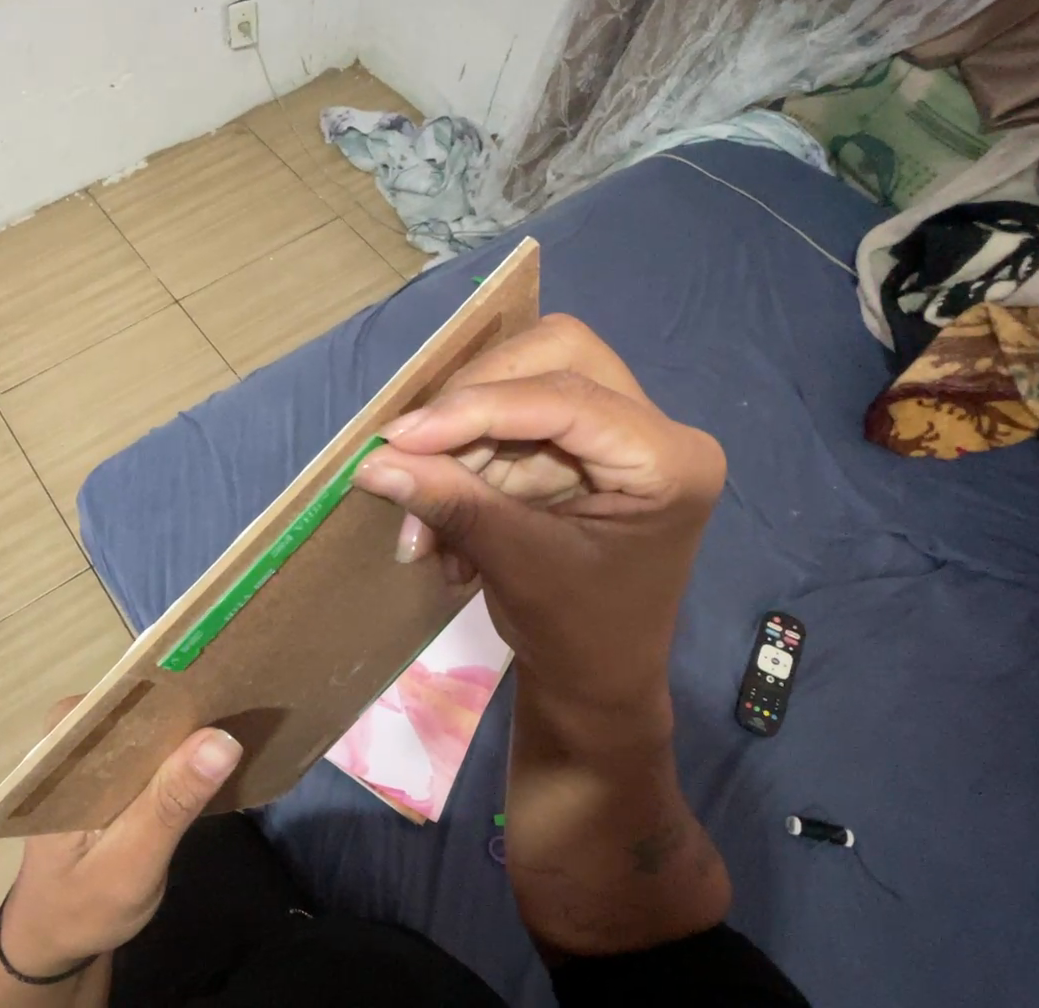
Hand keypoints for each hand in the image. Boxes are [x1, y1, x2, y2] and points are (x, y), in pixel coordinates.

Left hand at [0, 701, 242, 975]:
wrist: (54, 940)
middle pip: (142, 699)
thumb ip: (171, 803)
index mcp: (64, 747)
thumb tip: (222, 738)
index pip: (127, 695)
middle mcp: (75, 733)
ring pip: (150, 718)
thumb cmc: (82, 907)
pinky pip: (152, 741)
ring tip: (244, 717)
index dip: (177, 684)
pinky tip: (218, 752)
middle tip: (248, 702)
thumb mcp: (131, 863)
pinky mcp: (112, 764)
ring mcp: (93, 747)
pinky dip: (182, 747)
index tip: (229, 680)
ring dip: (191, 722)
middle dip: (191, 701)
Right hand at [352, 314, 724, 727]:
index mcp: (667, 460)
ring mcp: (608, 434)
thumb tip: (371, 462)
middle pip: (550, 358)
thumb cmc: (580, 635)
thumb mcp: (517, 567)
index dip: (475, 408)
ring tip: (422, 529)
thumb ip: (451, 504)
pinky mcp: (569, 449)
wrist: (594, 679)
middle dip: (470, 404)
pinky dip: (459, 471)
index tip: (398, 437)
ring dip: (454, 450)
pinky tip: (441, 533)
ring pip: (517, 388)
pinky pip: (500, 429)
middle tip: (412, 450)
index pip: (566, 397)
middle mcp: (647, 430)